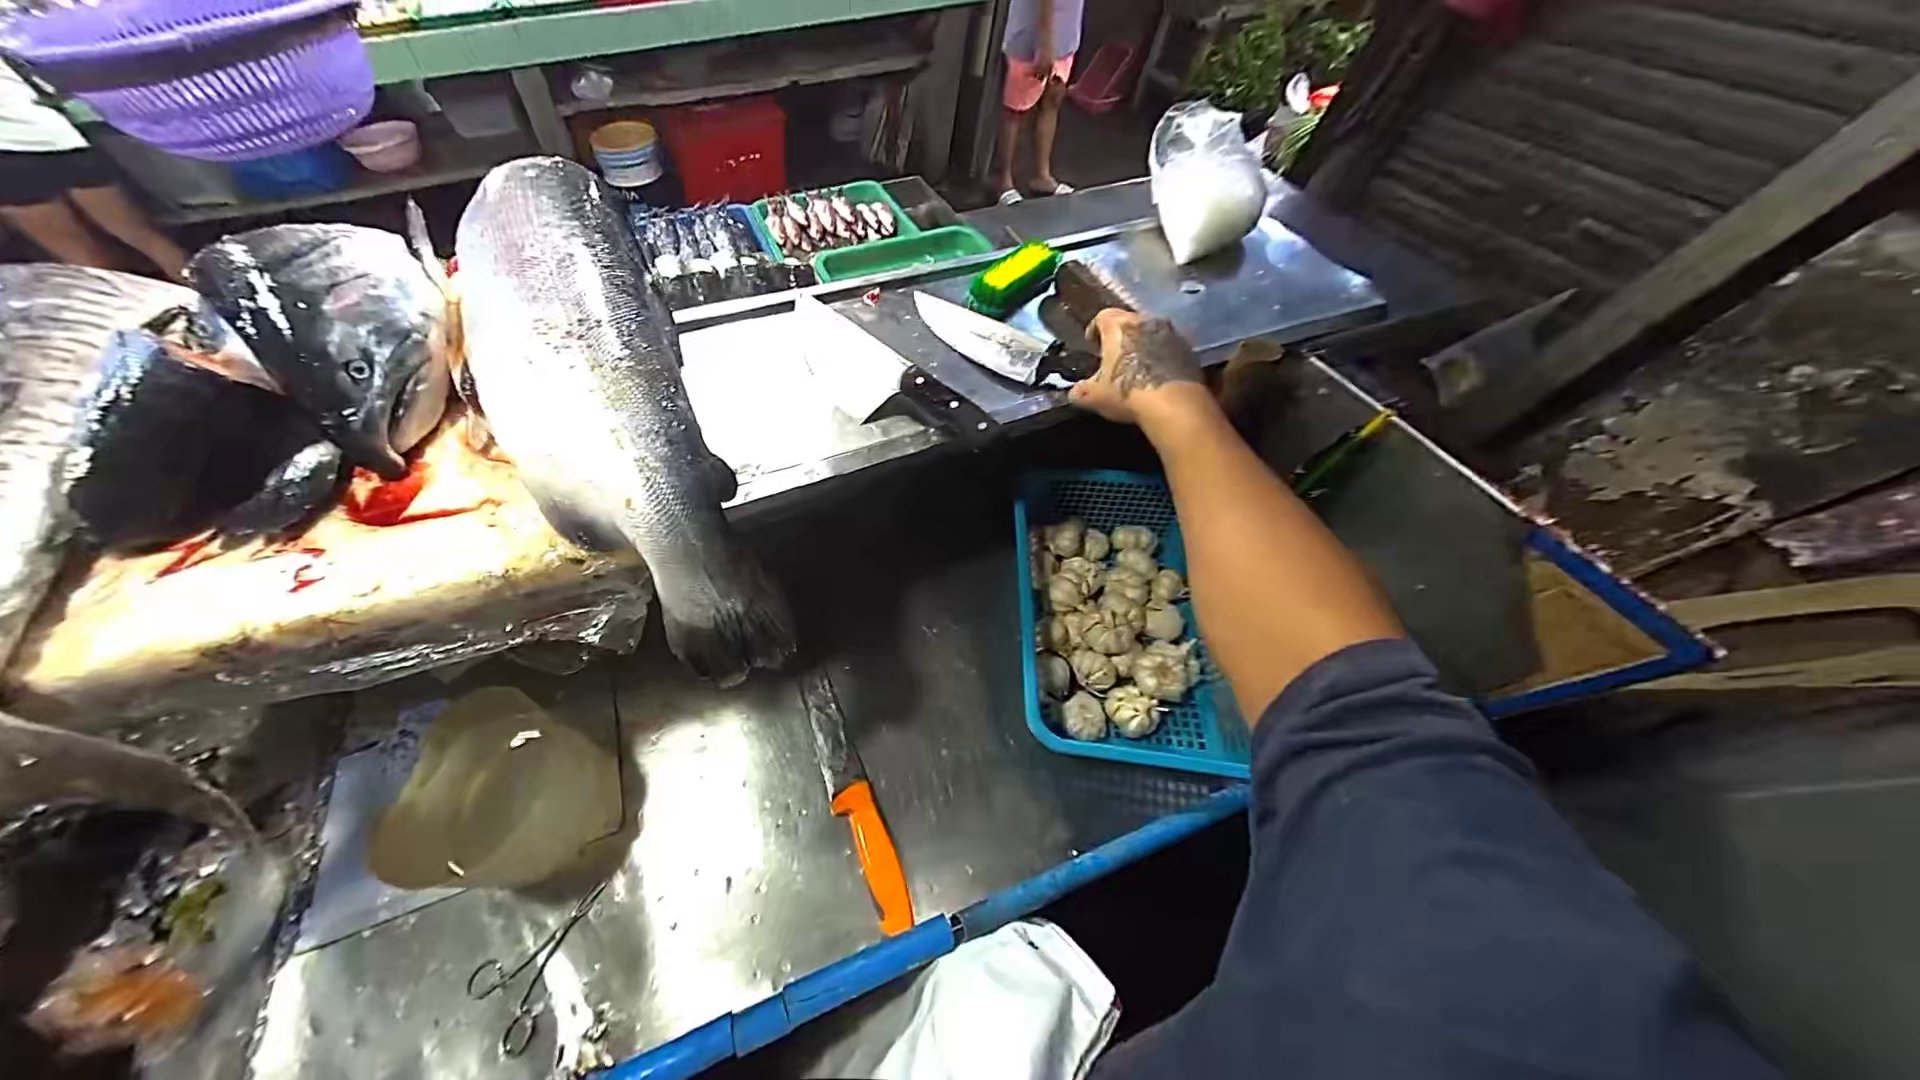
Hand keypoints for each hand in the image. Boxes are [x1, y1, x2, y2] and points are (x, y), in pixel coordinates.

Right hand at [1068, 309, 1205, 425]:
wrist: (1172, 403)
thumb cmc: (1126, 392)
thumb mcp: (1093, 396)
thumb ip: (1080, 391)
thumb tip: (1075, 392)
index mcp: (1119, 325)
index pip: (1102, 317)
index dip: (1095, 329)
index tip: (1092, 343)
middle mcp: (1146, 321)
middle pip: (1130, 322)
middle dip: (1121, 337)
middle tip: (1114, 358)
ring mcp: (1172, 333)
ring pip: (1152, 334)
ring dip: (1144, 346)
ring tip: (1137, 368)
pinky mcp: (1190, 350)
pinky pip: (1171, 349)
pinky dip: (1163, 358)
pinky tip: (1158, 377)